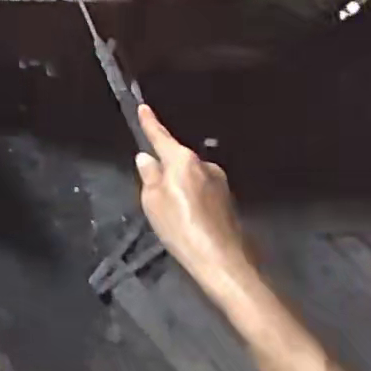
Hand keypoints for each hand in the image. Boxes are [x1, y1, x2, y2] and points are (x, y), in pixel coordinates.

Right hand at [136, 104, 250, 287]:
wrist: (224, 263)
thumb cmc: (182, 229)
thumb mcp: (153, 203)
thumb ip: (149, 176)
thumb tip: (147, 158)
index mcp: (183, 160)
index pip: (161, 136)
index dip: (150, 123)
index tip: (143, 107)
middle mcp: (204, 164)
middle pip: (177, 158)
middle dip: (165, 166)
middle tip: (153, 188)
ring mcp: (219, 182)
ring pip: (191, 176)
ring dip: (181, 186)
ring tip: (172, 211)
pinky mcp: (228, 201)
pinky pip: (202, 191)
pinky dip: (192, 198)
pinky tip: (189, 219)